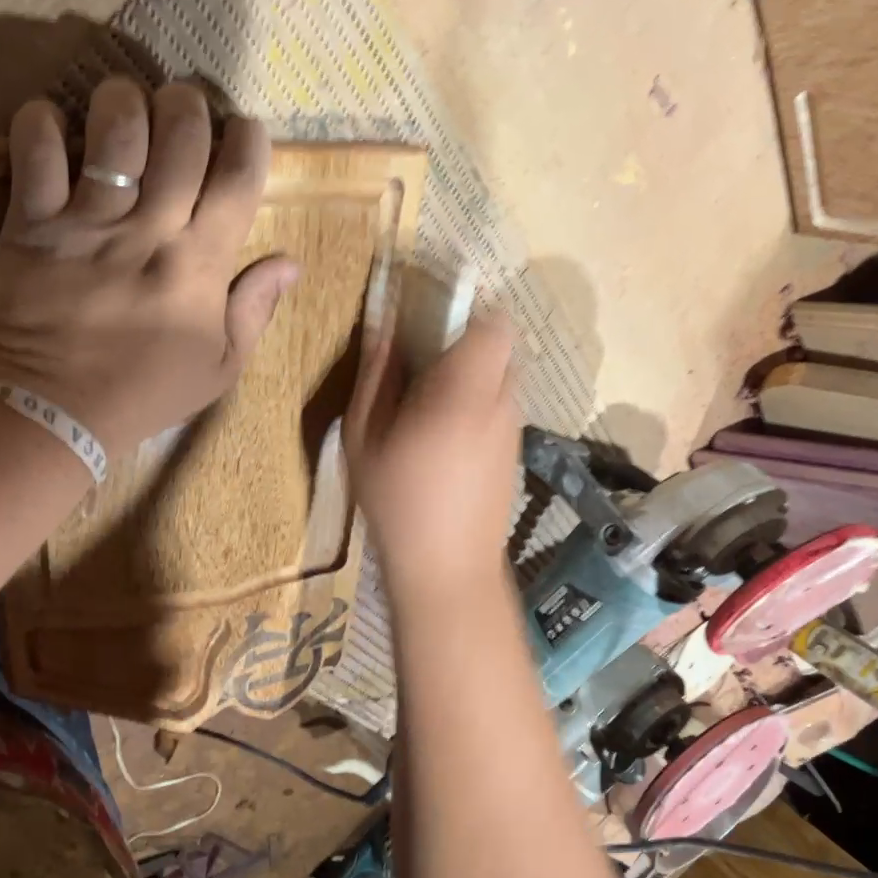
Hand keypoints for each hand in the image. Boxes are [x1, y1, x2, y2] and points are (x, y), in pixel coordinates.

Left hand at [0, 78, 299, 452]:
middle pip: (182, 133)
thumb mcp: (219, 368)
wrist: (51, 414)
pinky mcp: (33, 225)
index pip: (239, 177)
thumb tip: (290, 262)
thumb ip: (255, 311)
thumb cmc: (142, 393)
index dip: (248, 139)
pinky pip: (37, 150)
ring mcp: (89, 225)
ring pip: (115, 128)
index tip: (241, 132)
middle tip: (178, 109)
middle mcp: (150, 232)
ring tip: (120, 108)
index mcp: (200, 265)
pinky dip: (43, 125)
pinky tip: (55, 130)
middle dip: (186, 104)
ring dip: (122, 102)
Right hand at [345, 313, 519, 587]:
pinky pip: (502, 403)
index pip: (494, 324)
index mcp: (463, 392)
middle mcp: (500, 403)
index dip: (469, 307)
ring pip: (504, 374)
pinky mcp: (514, 450)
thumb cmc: (396, 502)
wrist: (448, 570)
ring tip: (430, 395)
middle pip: (501, 344)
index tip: (431, 311)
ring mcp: (512, 428)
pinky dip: (479, 398)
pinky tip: (443, 432)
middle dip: (466, 338)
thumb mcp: (363, 438)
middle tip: (424, 353)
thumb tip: (384, 330)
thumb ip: (376, 377)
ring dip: (473, 369)